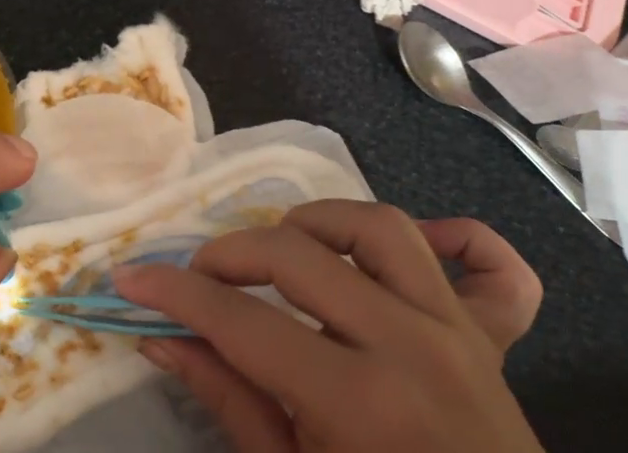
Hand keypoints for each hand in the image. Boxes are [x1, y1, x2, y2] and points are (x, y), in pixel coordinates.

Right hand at [113, 200, 543, 452]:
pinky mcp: (496, 343)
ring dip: (317, 225)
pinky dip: (459, 242)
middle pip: (296, 254)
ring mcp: (462, 337)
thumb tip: (157, 338)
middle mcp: (414, 349)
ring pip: (380, 228)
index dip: (172, 293)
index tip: (128, 279)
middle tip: (197, 280)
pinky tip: (415, 250)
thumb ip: (226, 398)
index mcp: (361, 403)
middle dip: (227, 254)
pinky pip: (498, 270)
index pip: (240, 320)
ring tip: (283, 253)